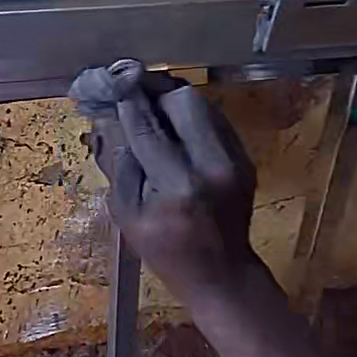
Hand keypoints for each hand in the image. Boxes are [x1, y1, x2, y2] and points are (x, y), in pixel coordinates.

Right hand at [70, 61, 263, 304]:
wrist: (222, 274)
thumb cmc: (166, 252)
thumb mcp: (128, 216)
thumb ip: (120, 164)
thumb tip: (111, 119)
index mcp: (180, 187)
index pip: (149, 129)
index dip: (128, 101)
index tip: (112, 83)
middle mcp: (214, 166)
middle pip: (184, 100)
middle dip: (155, 92)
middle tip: (134, 94)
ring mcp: (236, 160)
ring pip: (203, 104)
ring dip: (172, 100)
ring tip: (150, 107)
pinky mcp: (245, 158)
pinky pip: (214, 119)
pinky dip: (190, 117)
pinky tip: (173, 127)